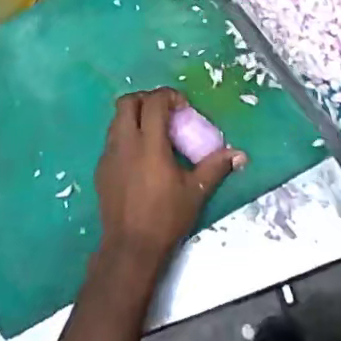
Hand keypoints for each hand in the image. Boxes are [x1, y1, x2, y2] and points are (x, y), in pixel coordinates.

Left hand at [94, 88, 246, 267]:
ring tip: (153, 133)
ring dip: (133, 117)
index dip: (167, 96)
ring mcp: (108, 154)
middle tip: (164, 112)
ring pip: (115, 120)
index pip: (153, 103)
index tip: (182, 106)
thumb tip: (239, 154)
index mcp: (149, 144)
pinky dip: (125, 137)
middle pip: (126, 102)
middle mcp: (124, 143)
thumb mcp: (196, 191)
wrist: (131, 244)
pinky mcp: (101, 167)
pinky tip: (139, 156)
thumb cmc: (166, 217)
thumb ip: (215, 167)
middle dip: (145, 99)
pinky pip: (111, 141)